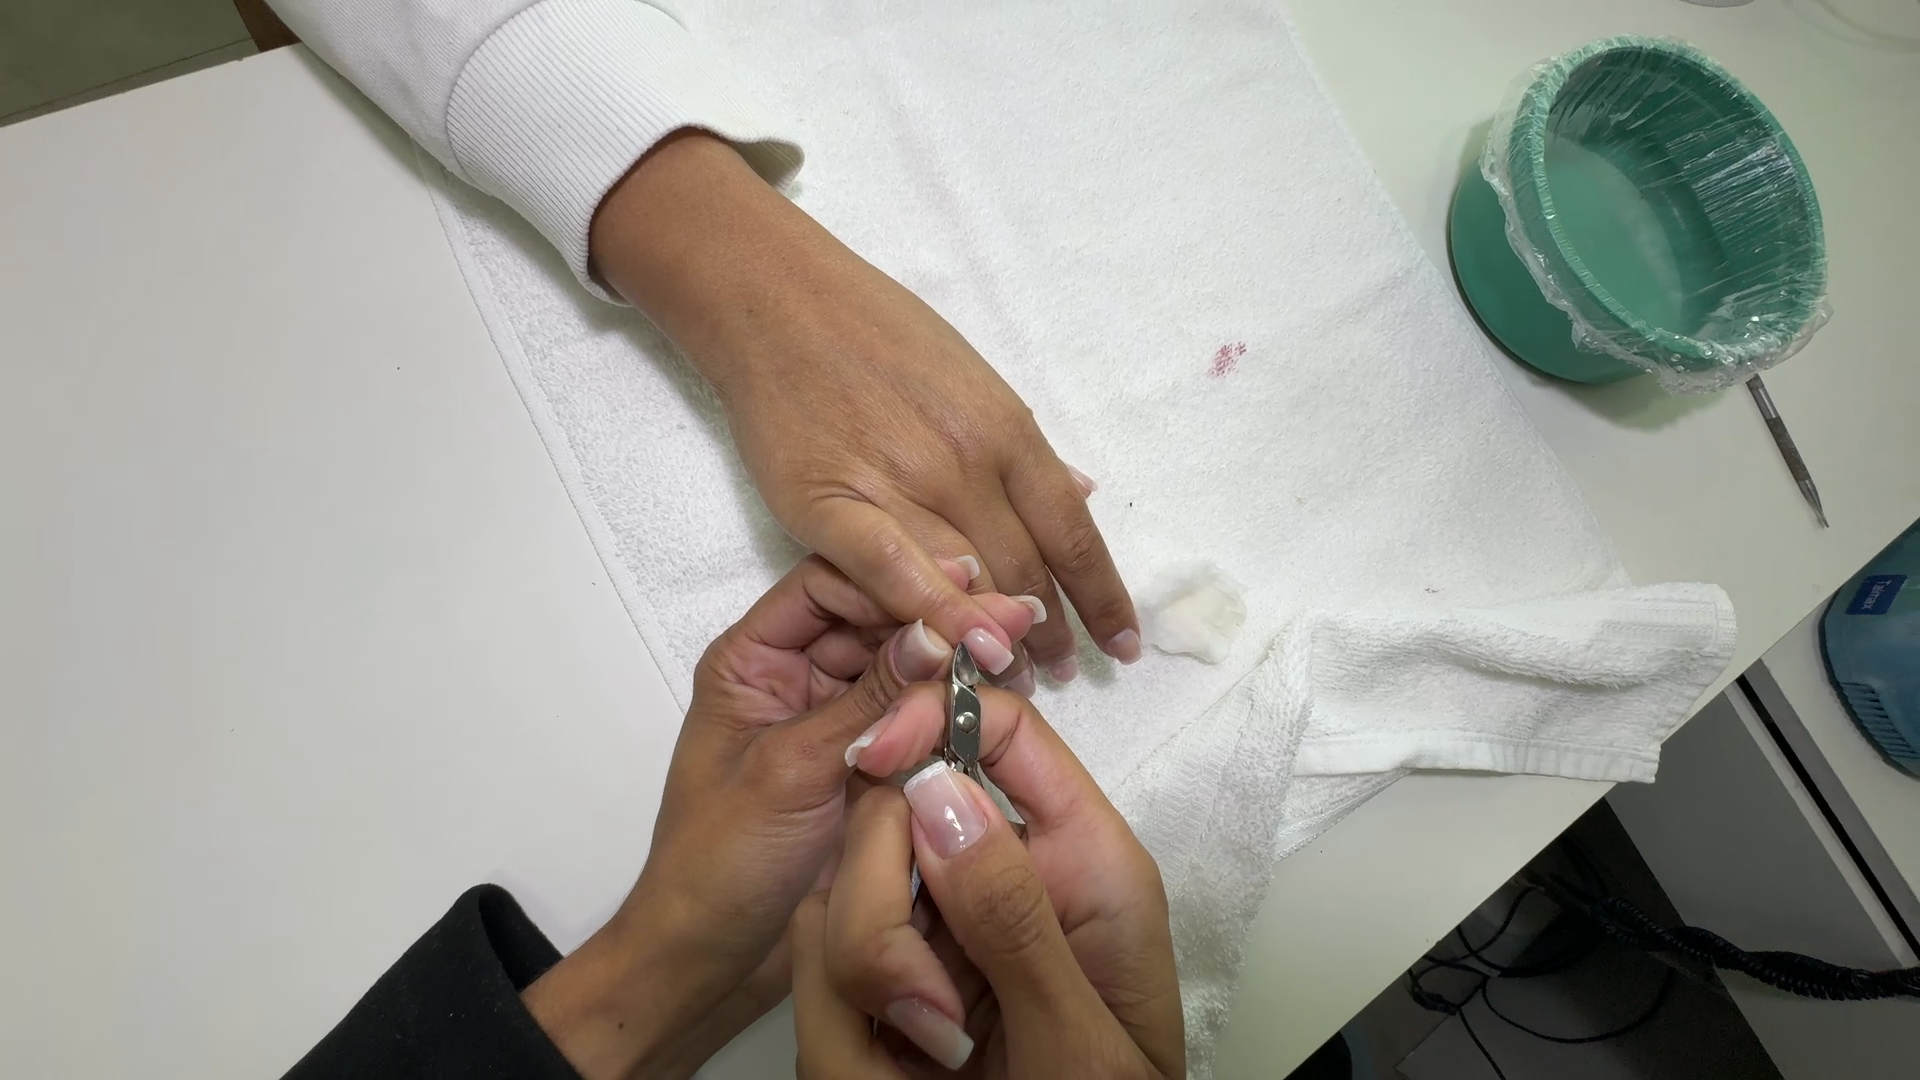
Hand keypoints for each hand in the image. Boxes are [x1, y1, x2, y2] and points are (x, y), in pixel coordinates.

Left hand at [520, 556, 1038, 1079]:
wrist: (713, 961)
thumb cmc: (722, 864)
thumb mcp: (793, 771)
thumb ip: (867, 700)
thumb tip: (939, 632)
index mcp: (755, 656)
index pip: (830, 585)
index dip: (894, 580)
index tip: (963, 594)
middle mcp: (796, 668)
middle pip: (872, 615)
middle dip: (938, 613)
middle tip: (1010, 613)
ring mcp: (833, 708)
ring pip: (899, 657)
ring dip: (952, 651)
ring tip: (1017, 639)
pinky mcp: (865, 748)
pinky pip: (911, 705)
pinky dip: (950, 697)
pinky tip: (996, 684)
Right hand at [589, 132, 1141, 686]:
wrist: (780, 302)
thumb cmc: (881, 335)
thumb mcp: (974, 378)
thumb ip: (1025, 448)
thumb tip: (1083, 492)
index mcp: (1007, 430)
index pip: (1074, 533)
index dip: (1103, 598)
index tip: (1122, 644)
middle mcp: (968, 463)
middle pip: (1028, 569)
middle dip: (1049, 633)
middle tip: (1060, 675)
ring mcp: (903, 484)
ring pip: (972, 583)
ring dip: (1001, 642)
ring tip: (1016, 683)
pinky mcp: (833, 504)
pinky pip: (894, 574)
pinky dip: (938, 620)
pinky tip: (966, 658)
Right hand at [790, 684, 1184, 1076]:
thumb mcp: (1082, 1044)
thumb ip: (1015, 916)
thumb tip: (938, 788)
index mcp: (1073, 857)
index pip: (1005, 730)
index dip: (937, 715)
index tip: (871, 753)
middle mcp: (995, 871)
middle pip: (896, 806)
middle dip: (883, 900)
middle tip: (930, 1009)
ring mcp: (933, 921)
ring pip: (841, 886)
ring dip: (866, 979)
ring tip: (930, 1058)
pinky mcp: (883, 974)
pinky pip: (816, 960)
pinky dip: (839, 1027)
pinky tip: (898, 1077)